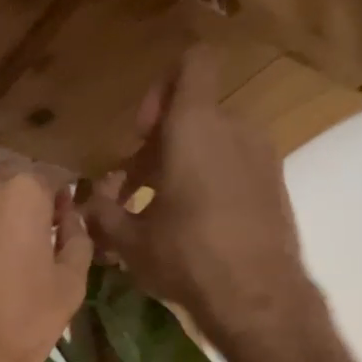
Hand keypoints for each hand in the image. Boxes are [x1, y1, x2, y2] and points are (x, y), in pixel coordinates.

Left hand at [0, 152, 92, 361]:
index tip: (51, 226)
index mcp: (28, 192)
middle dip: (15, 198)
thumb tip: (68, 212)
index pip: (45, 179)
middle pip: (5, 174)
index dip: (51, 204)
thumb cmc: (28, 325)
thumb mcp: (73, 282)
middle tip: (14, 236)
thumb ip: (77, 235)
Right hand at [80, 46, 315, 346]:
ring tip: (161, 215)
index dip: (160, 89)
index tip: (140, 136)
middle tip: (134, 192)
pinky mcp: (275, 185)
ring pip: (215, 144)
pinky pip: (235, 169)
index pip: (189, 65)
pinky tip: (194, 230)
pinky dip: (211, 186)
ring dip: (184, 169)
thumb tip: (86, 204)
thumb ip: (103, 214)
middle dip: (160, 147)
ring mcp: (261, 155)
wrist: (256, 296)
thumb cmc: (186, 257)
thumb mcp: (130, 241)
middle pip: (194, 115)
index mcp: (194, 126)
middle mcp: (234, 127)